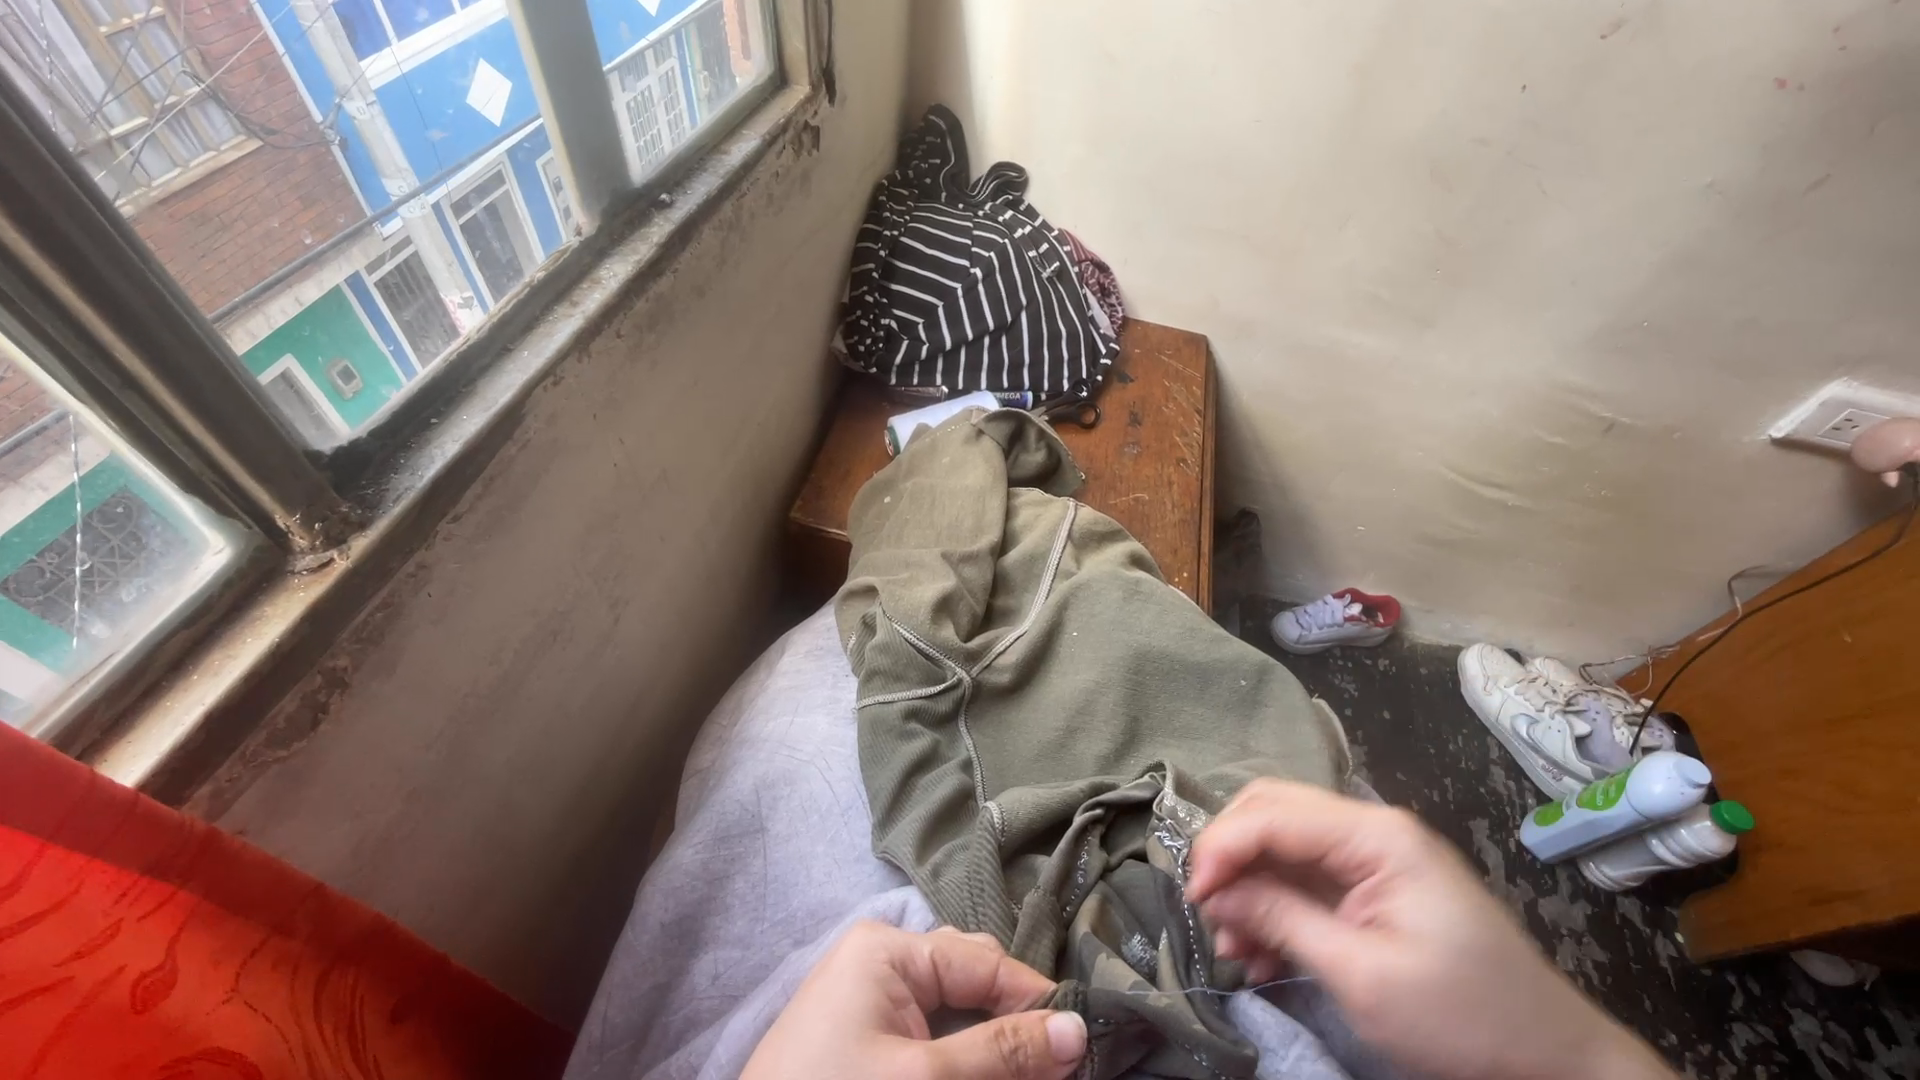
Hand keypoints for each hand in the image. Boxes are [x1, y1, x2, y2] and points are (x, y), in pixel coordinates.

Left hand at [740, 921, 1087, 1079]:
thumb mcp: (925, 1079)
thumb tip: (1078, 1029)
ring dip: (992, 1045)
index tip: (1087, 1037)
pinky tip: (984, 1071)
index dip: (1036, 1000)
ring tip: (1031, 1069)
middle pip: (973, 982)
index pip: (984, 962)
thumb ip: (1002, 1053)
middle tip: (1065, 1063)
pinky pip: (932, 1036)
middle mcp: (882, 961)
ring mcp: (872, 1001)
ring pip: (957, 1013)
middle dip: (1016, 1022)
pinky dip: (962, 1056)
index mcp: (888, 948)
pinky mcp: (867, 1040)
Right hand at [1186, 780, 1674, 1079]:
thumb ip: (1282, 920)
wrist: (1554, 1060)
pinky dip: (1271, 906)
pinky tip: (1260, 952)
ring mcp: (1370, 855)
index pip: (1272, 814)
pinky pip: (1300, 876)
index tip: (1195, 898)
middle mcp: (1369, 828)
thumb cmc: (1463, 1019)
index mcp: (1376, 836)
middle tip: (1210, 910)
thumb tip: (1214, 891)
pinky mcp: (1368, 885)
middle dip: (1230, 856)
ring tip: (1234, 946)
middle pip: (1270, 810)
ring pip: (1278, 842)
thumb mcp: (1362, 975)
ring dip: (1246, 886)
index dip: (1222, 847)